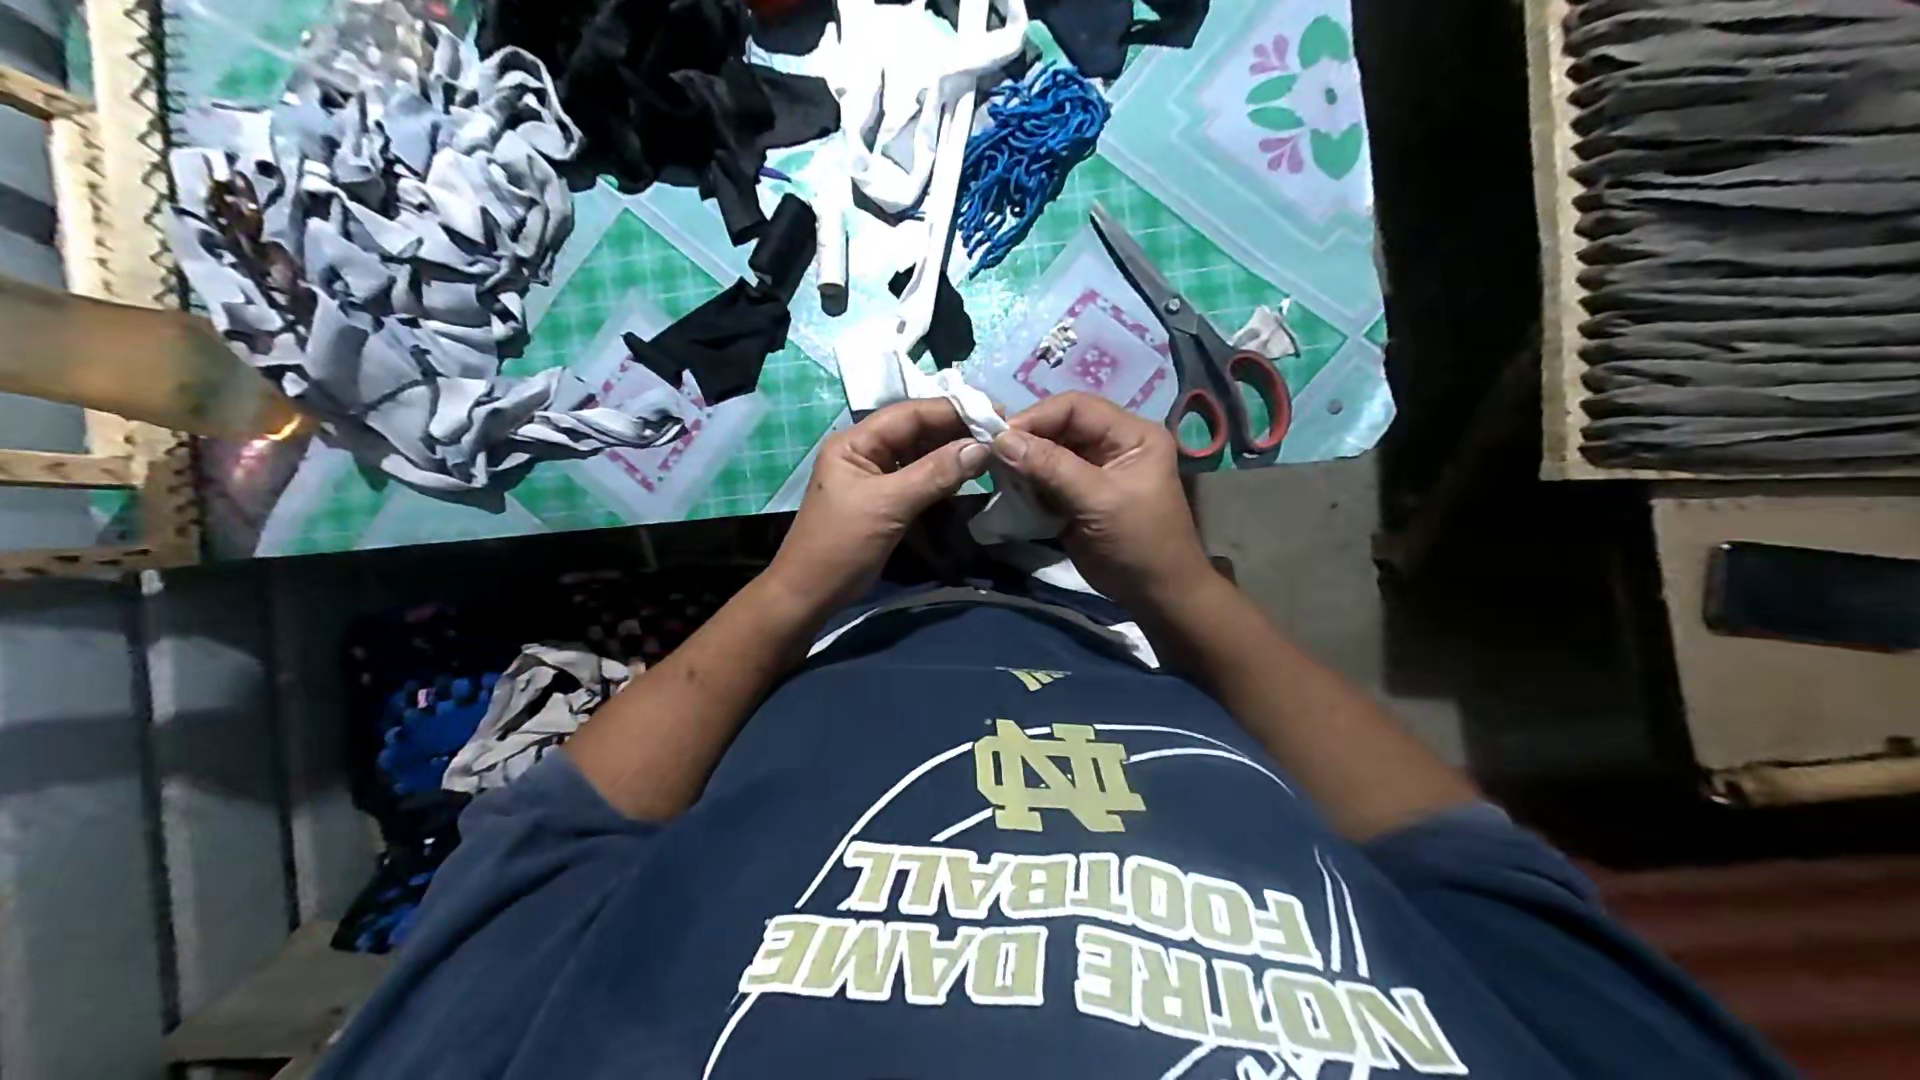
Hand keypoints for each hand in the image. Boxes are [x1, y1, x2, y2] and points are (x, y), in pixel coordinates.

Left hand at [767, 398, 988, 612]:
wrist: (811, 593)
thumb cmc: (842, 544)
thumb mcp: (888, 505)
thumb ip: (935, 474)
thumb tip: (982, 447)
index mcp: (856, 442)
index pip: (910, 414)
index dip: (952, 410)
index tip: (993, 412)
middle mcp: (866, 452)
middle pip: (918, 431)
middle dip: (957, 430)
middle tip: (1000, 432)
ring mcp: (877, 477)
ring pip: (922, 455)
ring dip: (954, 453)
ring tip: (992, 450)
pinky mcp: (887, 501)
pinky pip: (921, 479)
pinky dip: (945, 477)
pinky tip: (970, 475)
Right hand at [993, 392, 1215, 608]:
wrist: (1154, 595)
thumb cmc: (1137, 542)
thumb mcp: (1098, 500)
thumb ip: (1051, 467)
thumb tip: (1001, 440)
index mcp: (1131, 433)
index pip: (1077, 407)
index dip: (1037, 416)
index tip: (1000, 436)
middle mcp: (1112, 443)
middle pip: (1060, 426)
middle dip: (1027, 439)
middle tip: (992, 454)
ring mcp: (1093, 469)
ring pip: (1048, 451)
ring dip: (1023, 462)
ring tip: (997, 472)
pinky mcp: (1077, 494)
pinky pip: (1045, 477)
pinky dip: (1027, 483)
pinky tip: (1010, 490)